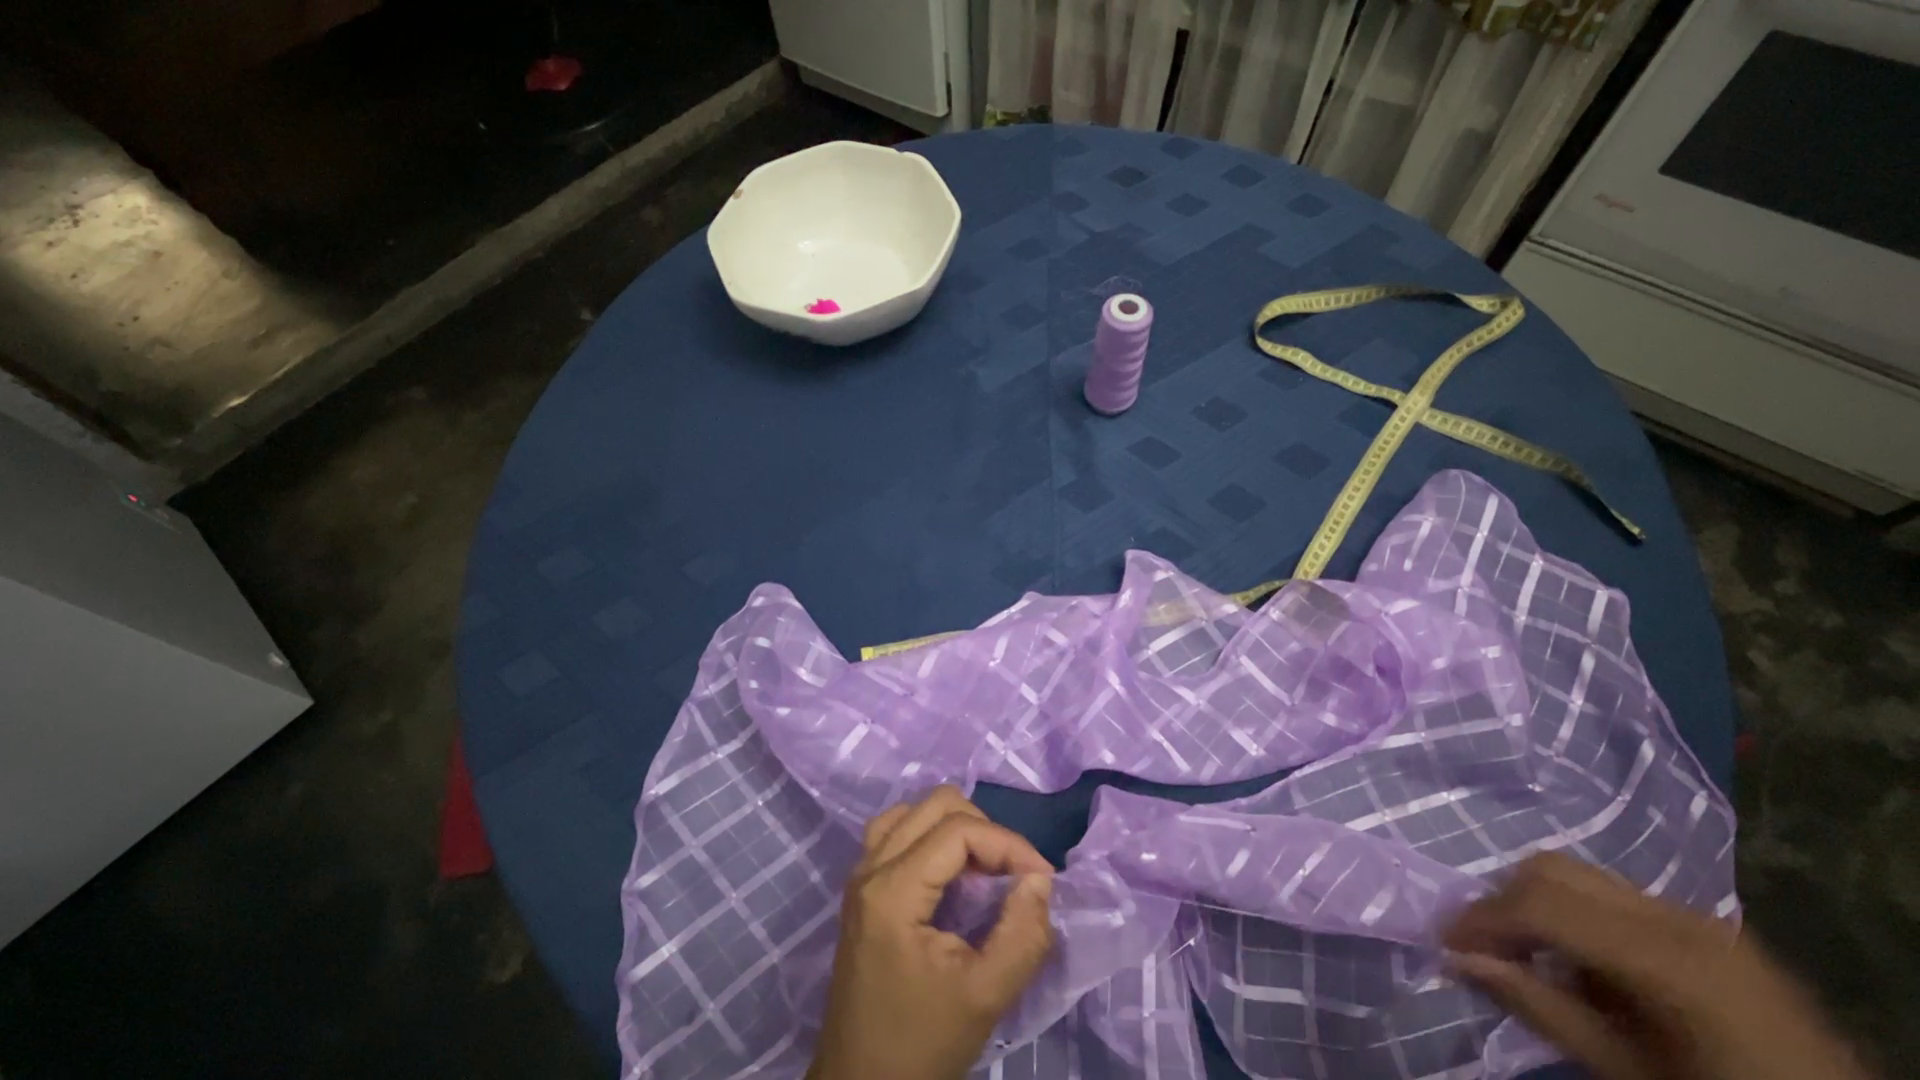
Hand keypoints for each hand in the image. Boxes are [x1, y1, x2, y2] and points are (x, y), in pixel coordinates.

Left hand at [806, 787, 1054, 1079]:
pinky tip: (954, 879)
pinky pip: (897, 835)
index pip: (959, 829)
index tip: (1042, 881)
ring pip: (914, 812)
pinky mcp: (862, 891)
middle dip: (986, 831)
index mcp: (892, 889)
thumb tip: (1039, 880)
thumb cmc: (921, 1044)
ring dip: (957, 831)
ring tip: (985, 875)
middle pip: (936, 805)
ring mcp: (860, 877)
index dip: (1009, 844)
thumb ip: (1022, 934)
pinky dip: (933, 840)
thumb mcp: (985, 996)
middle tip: (1012, 878)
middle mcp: (869, 868)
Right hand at [1444, 853, 1870, 1079]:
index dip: (1480, 918)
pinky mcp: (1707, 925)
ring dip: (1536, 903)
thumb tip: (1459, 960)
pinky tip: (1578, 965)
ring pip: (1581, 874)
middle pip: (1554, 870)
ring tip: (1525, 956)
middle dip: (1502, 901)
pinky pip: (1616, 897)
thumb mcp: (1625, 1071)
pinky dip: (1576, 915)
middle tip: (1478, 948)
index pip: (1542, 903)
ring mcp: (1696, 915)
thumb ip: (1540, 1009)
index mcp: (1662, 955)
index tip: (1442, 944)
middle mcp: (1676, 915)